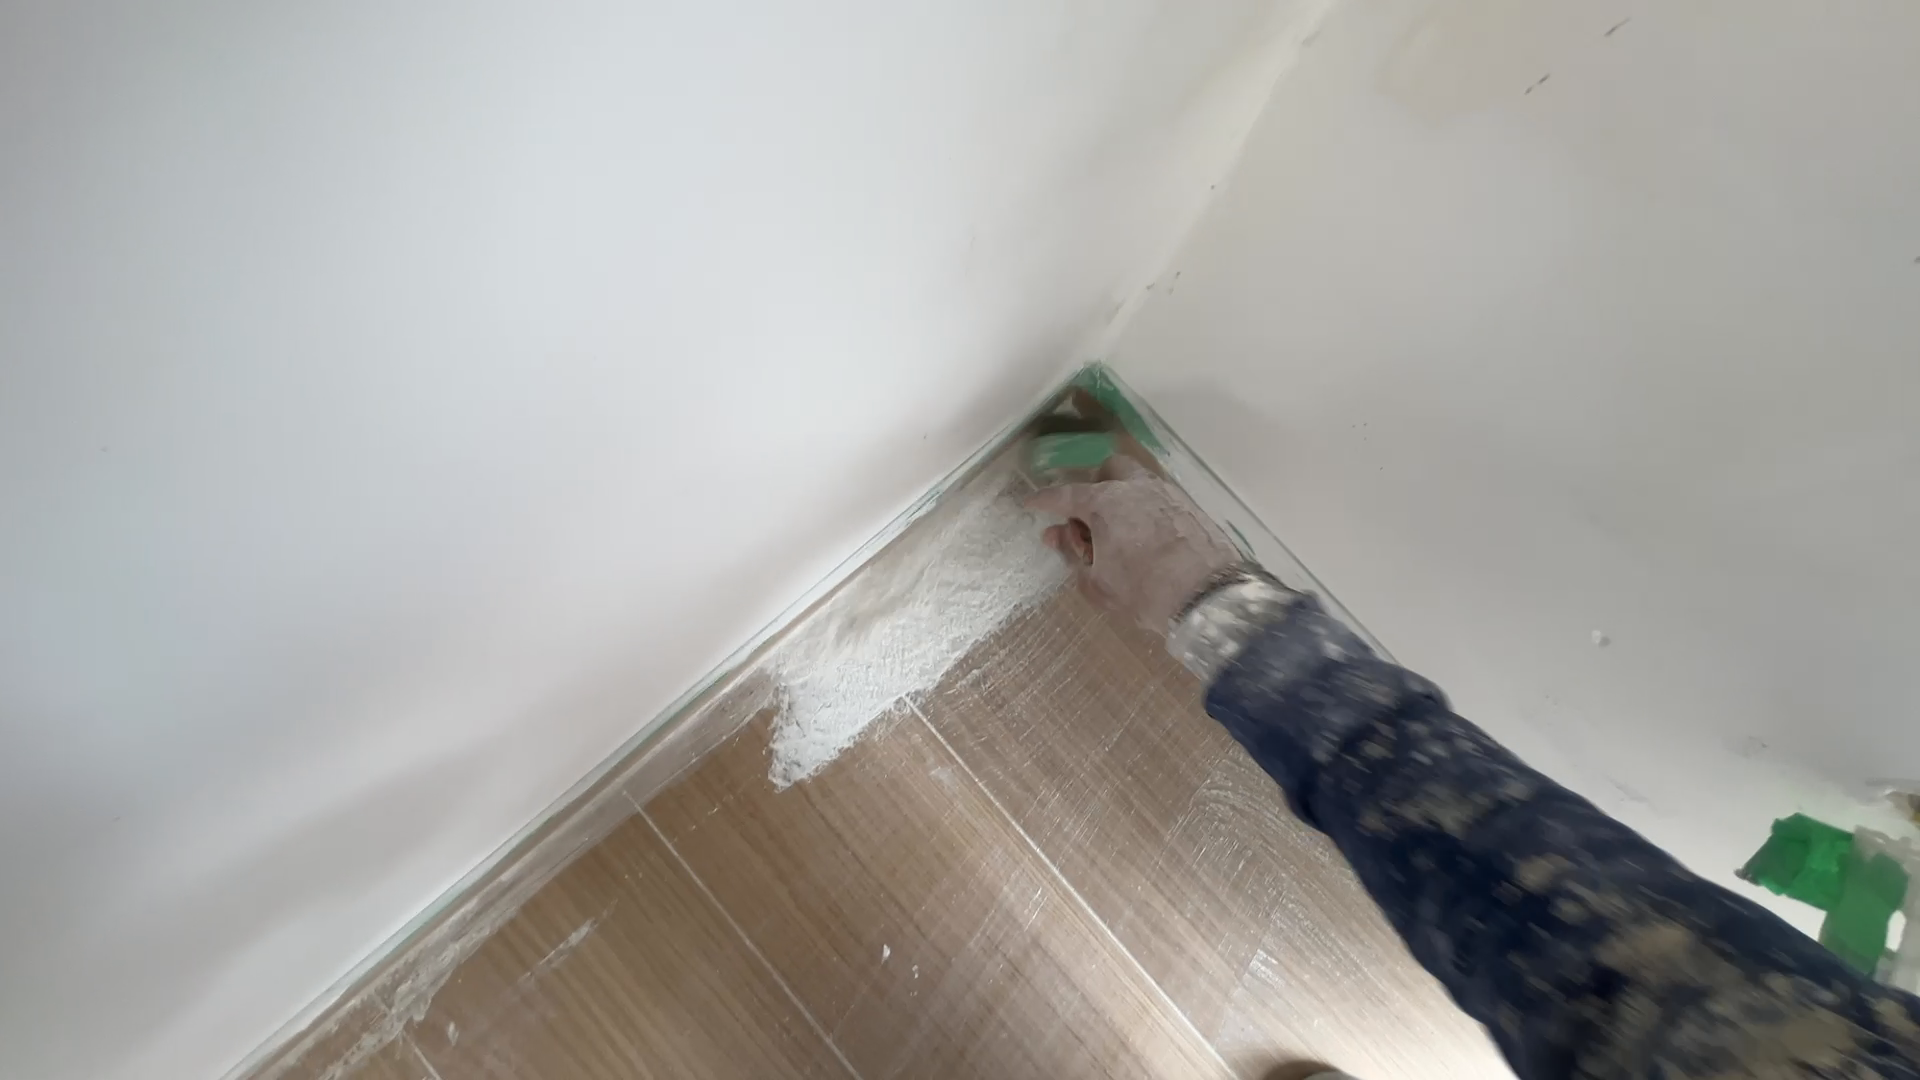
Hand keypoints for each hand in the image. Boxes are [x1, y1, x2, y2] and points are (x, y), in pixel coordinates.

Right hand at [1026, 455, 1241, 635]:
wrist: (1209, 597)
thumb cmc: (1144, 592)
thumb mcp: (1096, 583)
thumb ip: (1072, 555)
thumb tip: (1060, 536)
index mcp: (1105, 502)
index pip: (1065, 495)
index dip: (1044, 500)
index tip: (1031, 504)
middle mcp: (1135, 488)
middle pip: (1109, 470)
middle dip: (1095, 487)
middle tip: (1089, 519)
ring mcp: (1167, 494)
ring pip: (1138, 482)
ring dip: (1123, 498)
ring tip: (1121, 533)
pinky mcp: (1191, 507)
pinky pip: (1159, 500)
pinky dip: (1146, 511)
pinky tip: (1148, 539)